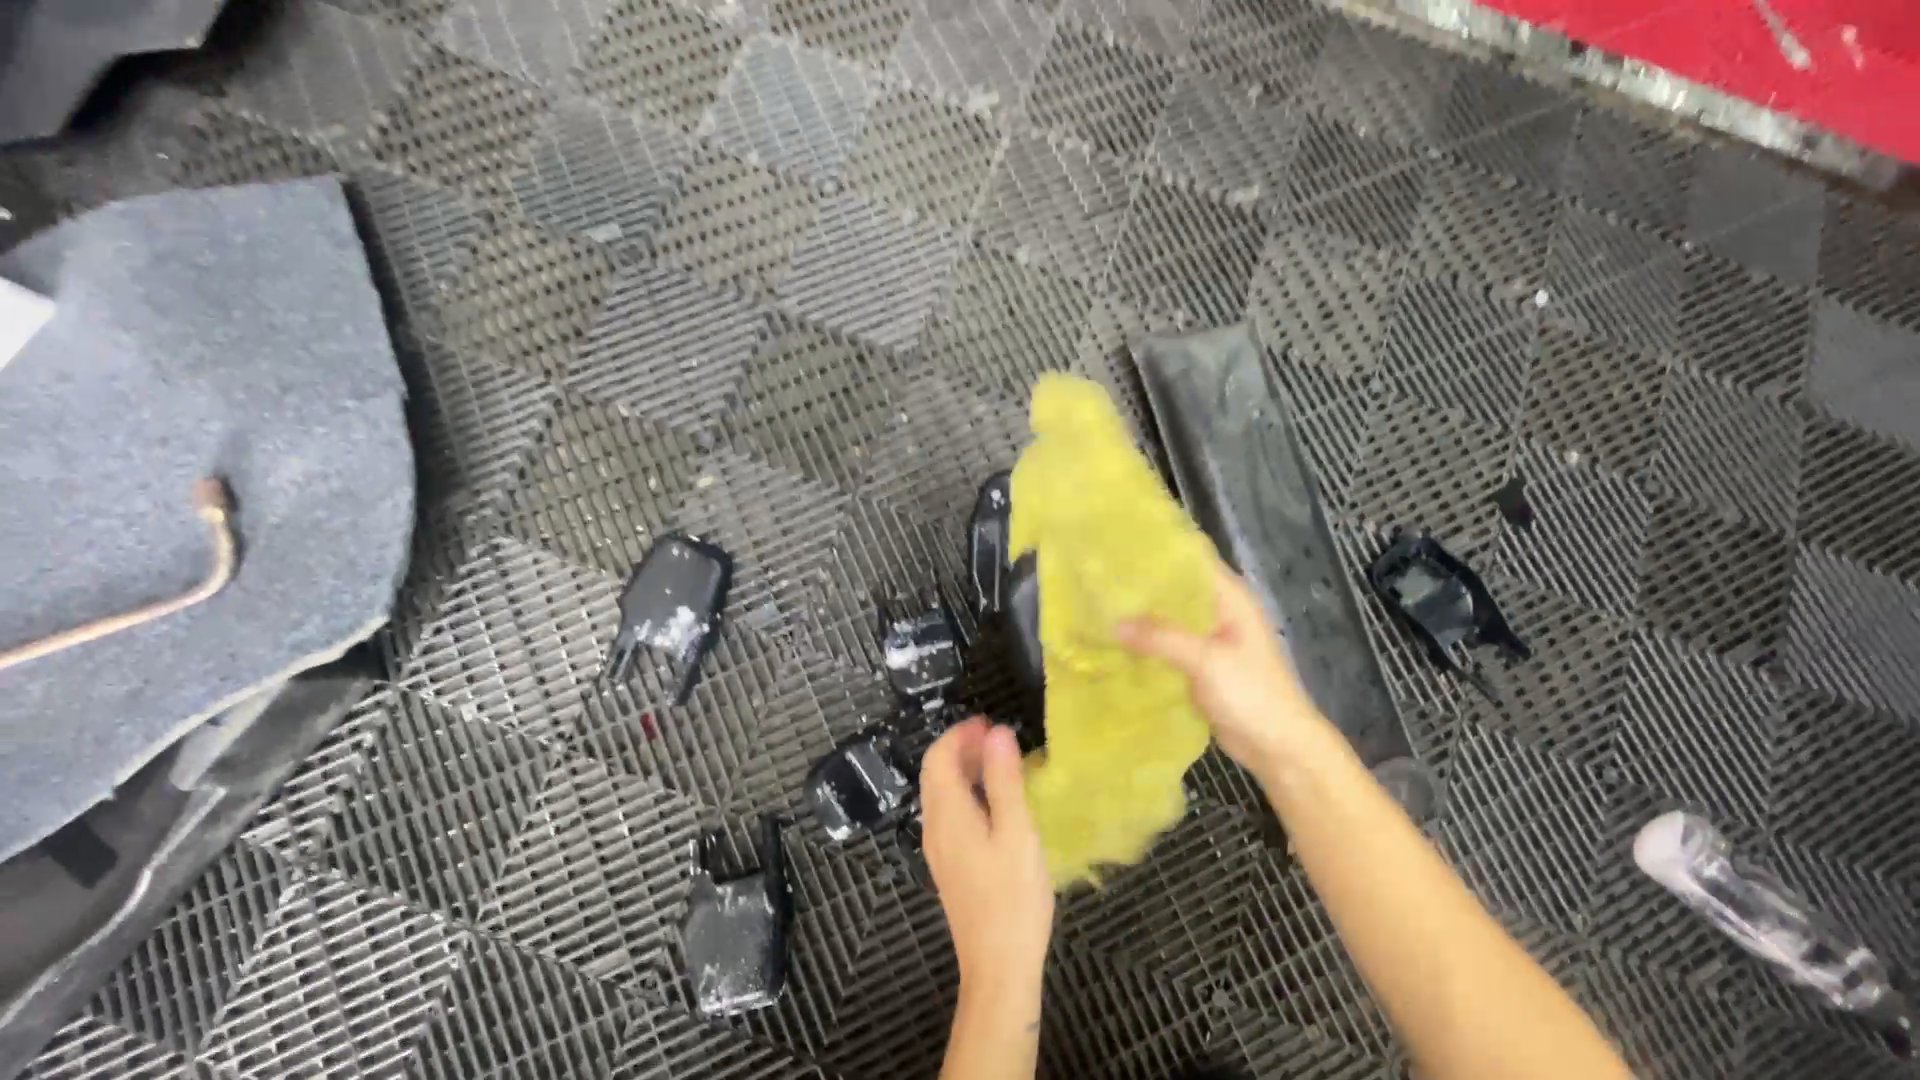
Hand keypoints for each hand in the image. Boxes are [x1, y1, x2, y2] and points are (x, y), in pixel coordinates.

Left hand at [920, 717, 1054, 989]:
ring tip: (1000, 762)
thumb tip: (997, 732)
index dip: (959, 733)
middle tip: (996, 736)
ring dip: (964, 771)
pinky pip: (951, 815)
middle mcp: (935, 828)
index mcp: (948, 814)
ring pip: (942, 795)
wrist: (998, 966)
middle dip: (961, 748)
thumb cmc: (1013, 897)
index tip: (987, 721)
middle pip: (936, 774)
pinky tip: (997, 803)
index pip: (938, 758)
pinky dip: (968, 794)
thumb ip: (1005, 780)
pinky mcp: (951, 866)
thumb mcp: (1016, 832)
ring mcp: (940, 850)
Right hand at [1116, 562, 1328, 775]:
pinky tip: (1113, 643)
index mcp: (1230, 598)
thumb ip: (1161, 638)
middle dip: (1140, 587)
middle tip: (1096, 582)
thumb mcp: (1207, 661)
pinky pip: (1166, 646)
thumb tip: (1112, 623)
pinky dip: (1145, 644)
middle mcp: (1219, 611)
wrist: (1278, 747)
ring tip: (1096, 609)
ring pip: (1168, 620)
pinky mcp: (1199, 665)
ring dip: (1140, 618)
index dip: (1156, 553)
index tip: (1116, 550)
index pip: (1190, 560)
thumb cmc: (1252, 695)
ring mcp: (1209, 640)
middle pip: (1174, 590)